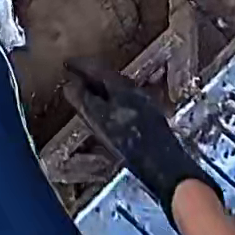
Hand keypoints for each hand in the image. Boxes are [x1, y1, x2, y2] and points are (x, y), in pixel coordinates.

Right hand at [62, 57, 219, 220]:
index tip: (66, 63)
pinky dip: (109, 100)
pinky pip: (123, 101)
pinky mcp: (150, 121)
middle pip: (109, 77)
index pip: (97, 68)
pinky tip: (106, 111)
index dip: (80, 65)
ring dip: (100, 88)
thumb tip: (68, 84)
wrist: (168, 171)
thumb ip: (83, 100)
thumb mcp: (101, 120)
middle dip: (90, 75)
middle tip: (74, 75)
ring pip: (117, 90)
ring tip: (86, 91)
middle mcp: (136, 92)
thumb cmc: (132, 143)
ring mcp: (145, 106)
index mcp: (123, 87)